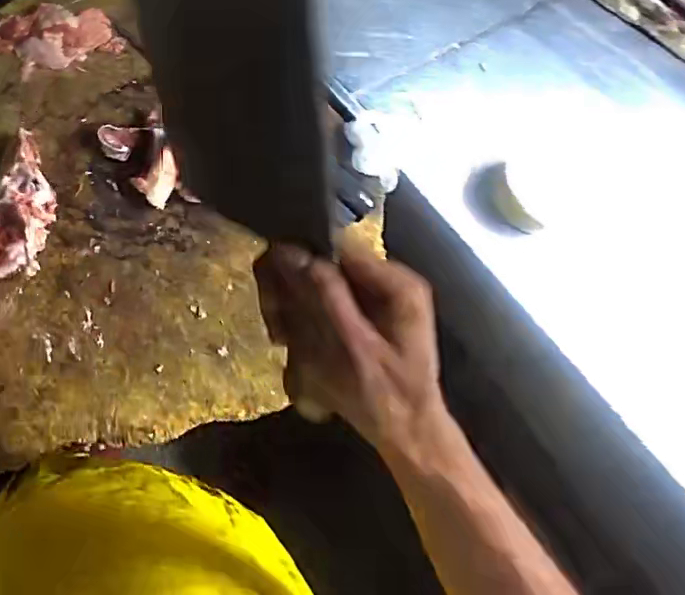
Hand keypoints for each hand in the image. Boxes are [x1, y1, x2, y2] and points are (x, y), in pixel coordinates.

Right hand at [255, 244, 449, 460]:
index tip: (276, 292)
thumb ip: (328, 297)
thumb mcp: (356, 348)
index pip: (333, 246)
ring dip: (286, 302)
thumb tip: (292, 253)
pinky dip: (295, 314)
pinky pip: (313, 295)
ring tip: (281, 338)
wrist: (409, 438)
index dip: (297, 261)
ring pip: (309, 276)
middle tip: (275, 324)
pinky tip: (290, 341)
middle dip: (286, 285)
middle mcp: (382, 279)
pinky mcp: (353, 308)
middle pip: (317, 258)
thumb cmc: (389, 398)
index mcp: (394, 282)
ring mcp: (367, 294)